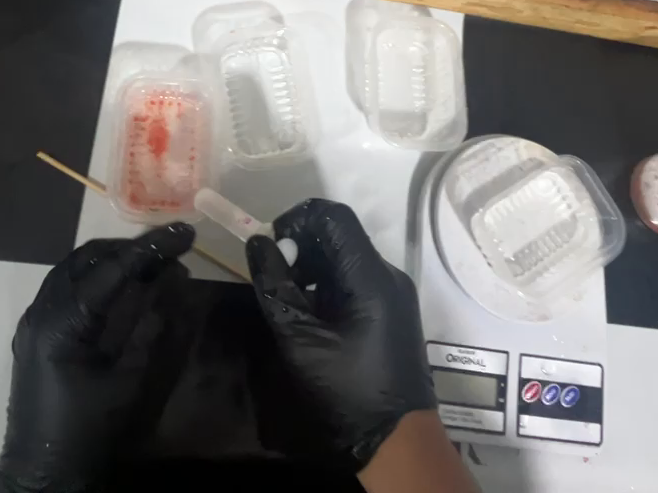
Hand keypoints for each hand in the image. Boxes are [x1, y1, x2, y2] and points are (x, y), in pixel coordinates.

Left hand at [0, 224, 194, 492]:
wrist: (40, 473)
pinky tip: (122, 284)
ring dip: (113, 258)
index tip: (186, 233)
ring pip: (75, 265)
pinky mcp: (33, 327)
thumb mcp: (128, 380)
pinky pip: (65, 283)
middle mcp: (42, 309)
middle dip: (132, 247)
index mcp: (64, 322)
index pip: (113, 267)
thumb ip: (151, 324)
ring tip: (151, 262)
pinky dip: (96, 274)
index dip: (152, 247)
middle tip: (170, 249)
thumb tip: (176, 279)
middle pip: (90, 255)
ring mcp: (33, 316)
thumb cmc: (88, 430)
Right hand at [245, 198, 435, 468]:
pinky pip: (355, 276)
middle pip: (339, 233)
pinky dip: (328, 282)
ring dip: (313, 264)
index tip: (273, 243)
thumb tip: (257, 243)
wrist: (399, 440)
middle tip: (277, 275)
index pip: (334, 216)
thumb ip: (276, 286)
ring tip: (291, 296)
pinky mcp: (391, 306)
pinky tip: (312, 311)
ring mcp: (393, 290)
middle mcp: (387, 273)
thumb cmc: (348, 390)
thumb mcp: (300, 339)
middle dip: (302, 244)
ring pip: (345, 254)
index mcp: (370, 275)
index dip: (299, 218)